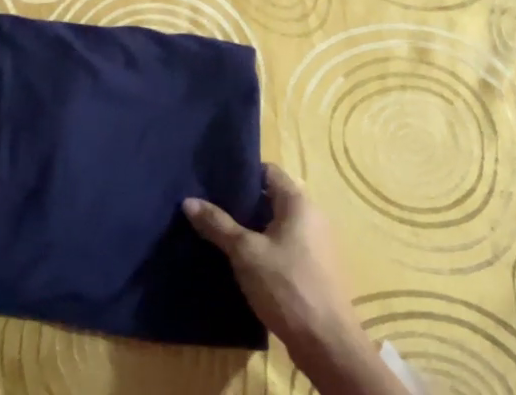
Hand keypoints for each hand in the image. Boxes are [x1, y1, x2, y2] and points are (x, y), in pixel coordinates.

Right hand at [186, 165, 406, 394]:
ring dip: (250, 226)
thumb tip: (188, 201)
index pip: (268, 171)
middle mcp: (312, 218)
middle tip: (208, 204)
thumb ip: (217, 224)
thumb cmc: (286, 286)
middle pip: (271, 197)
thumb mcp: (244, 252)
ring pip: (276, 224)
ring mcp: (315, 245)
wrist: (326, 344)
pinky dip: (262, 246)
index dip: (242, 171)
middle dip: (241, 201)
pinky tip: (238, 257)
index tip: (213, 178)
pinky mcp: (313, 269)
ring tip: (217, 229)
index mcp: (299, 204)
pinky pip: (283, 245)